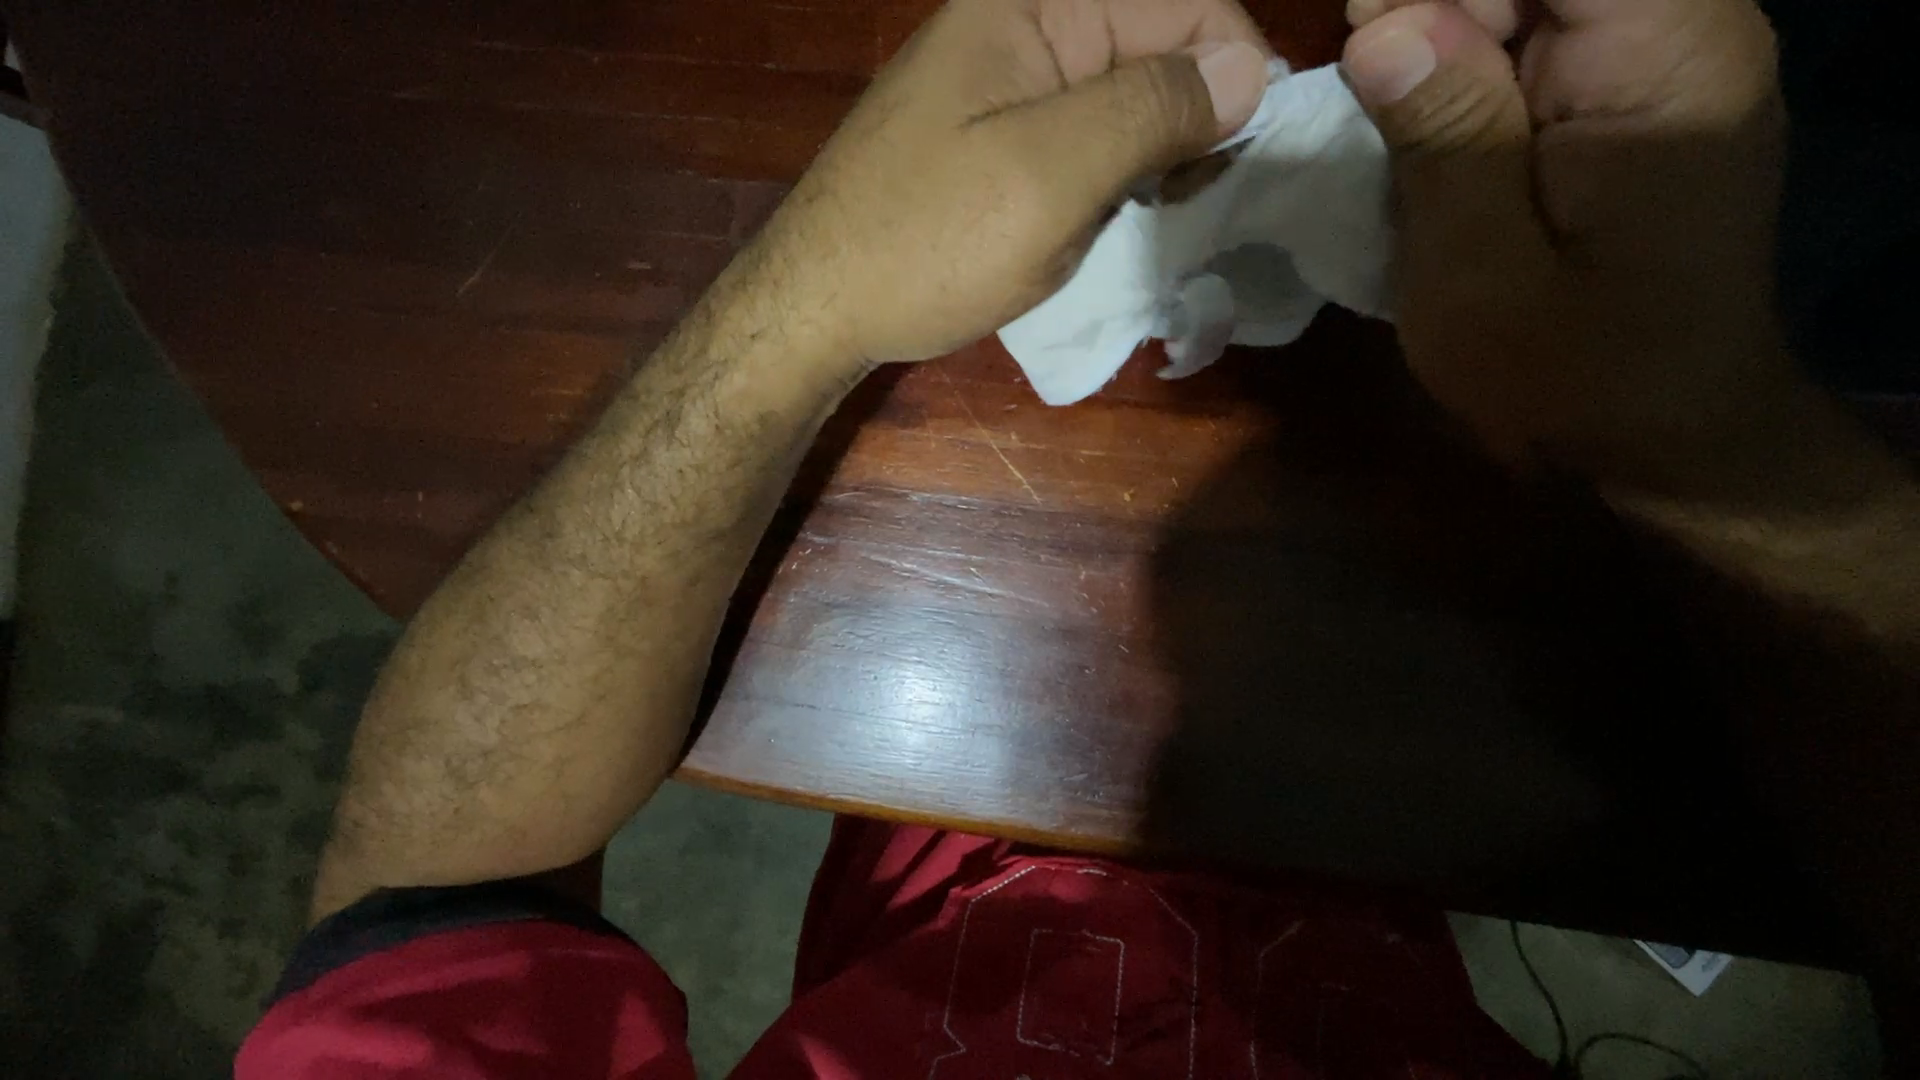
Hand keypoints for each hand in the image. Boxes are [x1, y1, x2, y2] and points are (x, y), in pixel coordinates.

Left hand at [741, 0, 1272, 368]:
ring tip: (1148, 215)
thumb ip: (1150, 110)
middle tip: (1184, 199)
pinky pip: (1080, 141)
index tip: (1236, 161)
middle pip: (1155, 44)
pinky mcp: (992, 145)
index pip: (1183, 1)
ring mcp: (1002, 90)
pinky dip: (1110, 177)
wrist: (818, 307)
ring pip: (1121, 99)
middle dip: (1191, 117)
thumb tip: (1250, 72)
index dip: (1233, 72)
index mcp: (1034, 5)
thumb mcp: (1048, 176)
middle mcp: (1020, 29)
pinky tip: (1105, 218)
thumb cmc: (925, 244)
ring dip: (1153, 155)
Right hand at [1341, 0, 1793, 494]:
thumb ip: (1443, 141)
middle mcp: (1681, 34)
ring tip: (1385, 121)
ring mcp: (1657, 66)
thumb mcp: (1478, 273)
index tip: (1359, 33)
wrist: (1653, 428)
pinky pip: (1533, 46)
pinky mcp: (1623, 102)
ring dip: (1442, 46)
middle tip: (1361, 88)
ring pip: (1530, 4)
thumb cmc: (1566, 371)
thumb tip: (1381, 28)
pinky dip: (1462, 75)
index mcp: (1664, 62)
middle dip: (1434, 11)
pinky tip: (1424, 130)